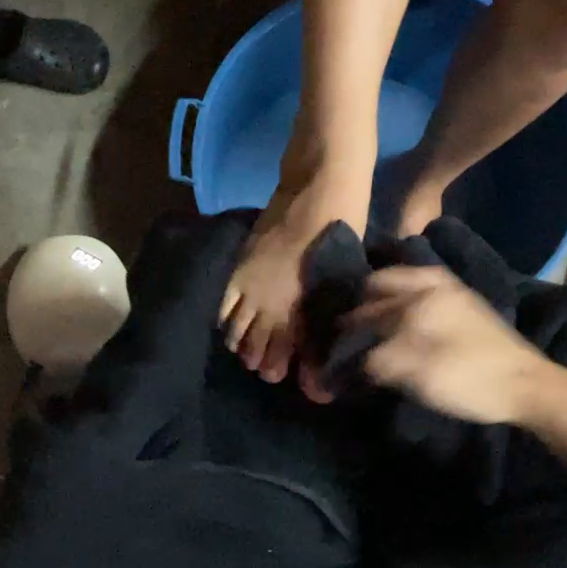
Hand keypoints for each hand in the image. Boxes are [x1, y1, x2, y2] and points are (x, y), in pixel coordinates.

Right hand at [221, 130, 374, 384]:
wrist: (319, 186)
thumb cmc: (343, 231)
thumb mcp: (342, 277)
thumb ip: (327, 314)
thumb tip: (323, 344)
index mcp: (298, 305)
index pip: (286, 352)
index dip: (288, 370)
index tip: (295, 382)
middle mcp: (268, 302)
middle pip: (256, 347)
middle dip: (262, 362)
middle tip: (268, 368)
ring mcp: (249, 285)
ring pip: (236, 330)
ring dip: (242, 344)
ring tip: (249, 351)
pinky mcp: (238, 268)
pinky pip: (222, 305)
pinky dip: (225, 321)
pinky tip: (231, 327)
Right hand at [302, 265, 555, 423]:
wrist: (529, 387)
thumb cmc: (471, 379)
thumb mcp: (419, 375)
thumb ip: (381, 361)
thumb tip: (356, 359)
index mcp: (421, 298)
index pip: (368, 304)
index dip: (348, 320)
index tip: (331, 334)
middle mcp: (436, 287)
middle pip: (386, 286)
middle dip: (363, 302)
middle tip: (346, 325)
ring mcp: (454, 294)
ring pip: (405, 286)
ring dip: (384, 299)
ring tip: (369, 323)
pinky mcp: (466, 307)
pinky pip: (422, 294)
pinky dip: (404, 302)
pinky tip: (399, 323)